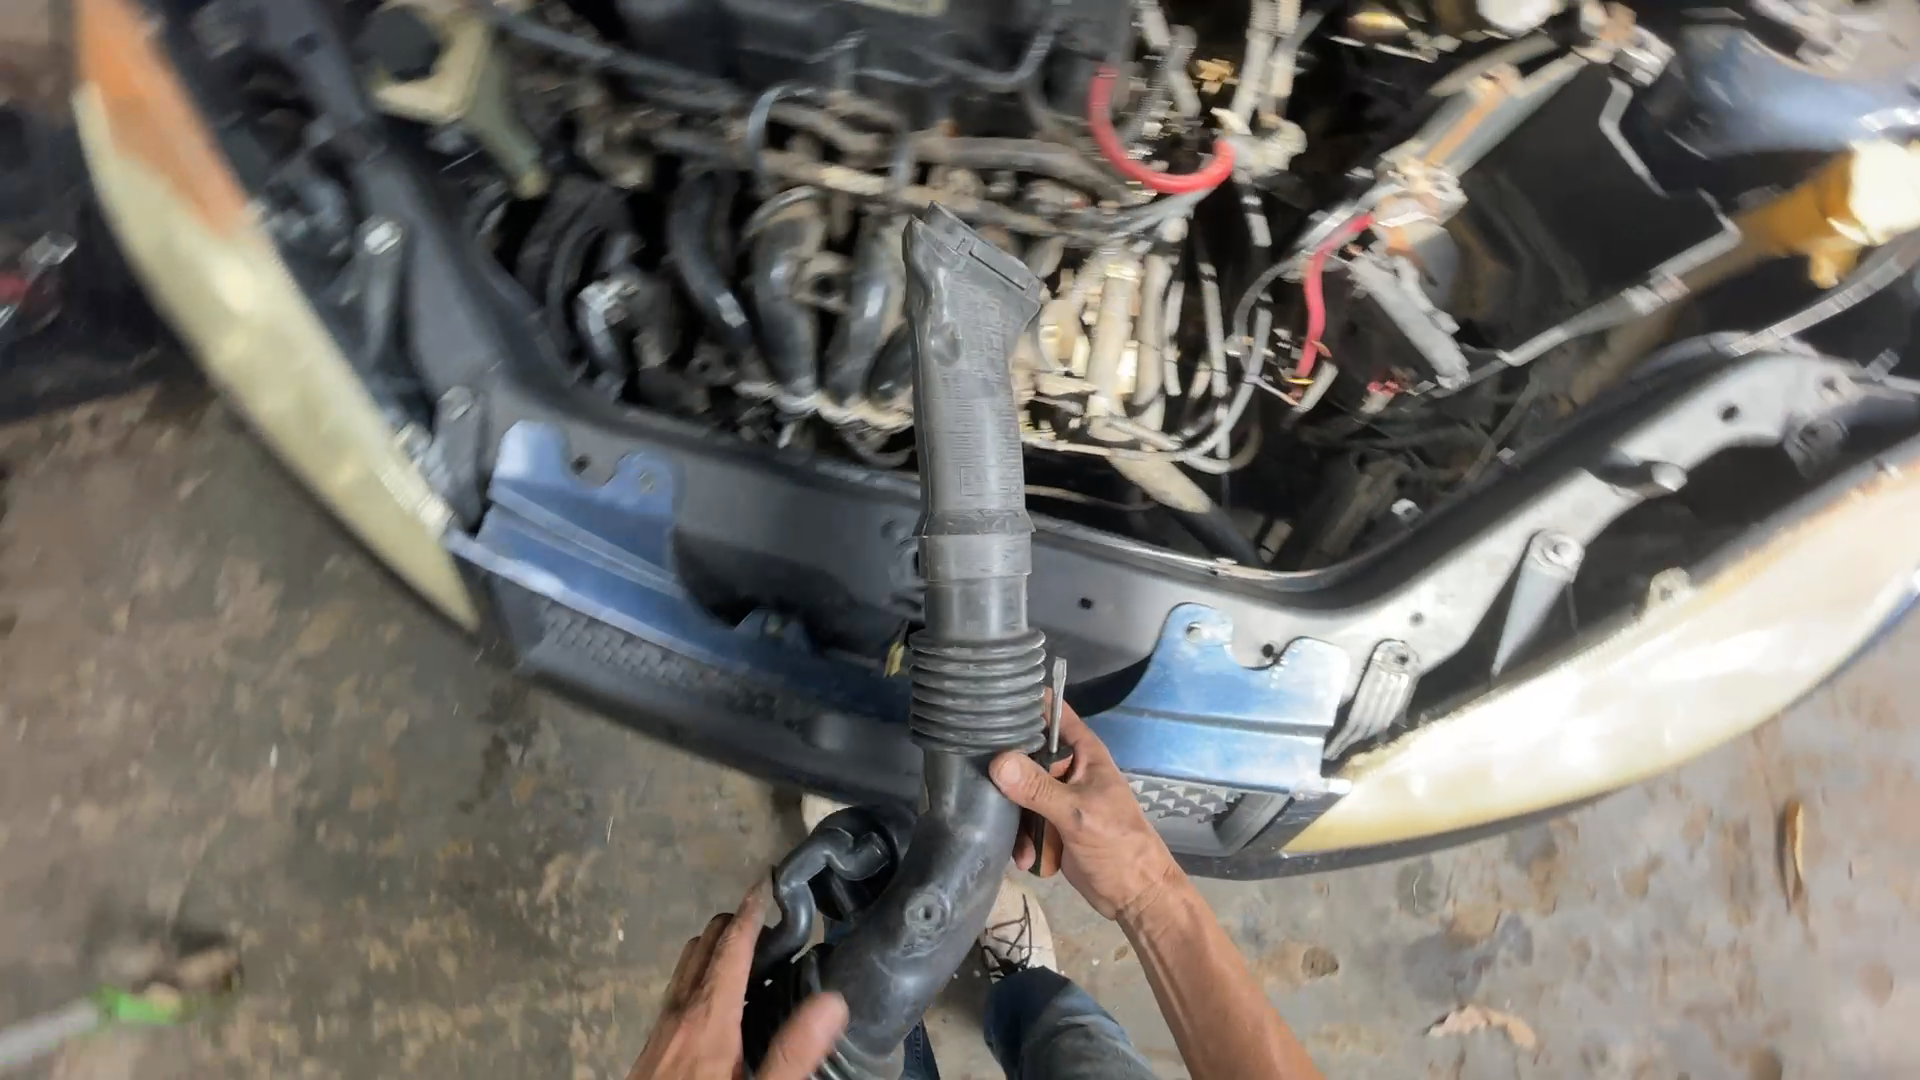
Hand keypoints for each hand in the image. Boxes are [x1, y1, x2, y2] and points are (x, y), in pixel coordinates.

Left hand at [626, 886, 847, 1079]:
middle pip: (706, 941)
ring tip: (750, 957)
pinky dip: (701, 973)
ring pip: (687, 962)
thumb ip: (794, 1053)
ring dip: (717, 946)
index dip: (753, 907)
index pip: (734, 944)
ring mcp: (660, 1029)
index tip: (769, 880)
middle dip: (738, 922)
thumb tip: (832, 1001)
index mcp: (709, 1016)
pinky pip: (678, 988)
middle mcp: (680, 1010)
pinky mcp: (650, 1049)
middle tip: (773, 926)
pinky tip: (719, 1005)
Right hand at [990, 701, 1183, 922]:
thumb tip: (998, 762)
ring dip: (1013, 815)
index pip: (1052, 711)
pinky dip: (1021, 839)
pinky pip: (1023, 820)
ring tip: (1018, 842)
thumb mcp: (1076, 813)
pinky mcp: (1049, 824)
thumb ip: (1038, 787)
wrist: (1135, 898)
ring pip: (1019, 789)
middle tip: (980, 779)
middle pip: (1025, 750)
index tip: (989, 705)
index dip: (1024, 702)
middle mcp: (1067, 768)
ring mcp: (1057, 796)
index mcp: (1082, 751)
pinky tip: (1026, 859)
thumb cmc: (1118, 845)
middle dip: (1005, 767)